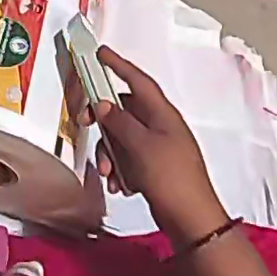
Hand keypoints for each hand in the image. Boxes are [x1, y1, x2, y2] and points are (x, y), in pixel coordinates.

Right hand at [85, 47, 226, 244]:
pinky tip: (120, 184)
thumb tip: (103, 104)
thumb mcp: (141, 147)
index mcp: (162, 114)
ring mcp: (157, 147)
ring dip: (110, 152)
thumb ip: (120, 122)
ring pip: (122, 137)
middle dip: (104, 121)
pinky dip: (119, 168)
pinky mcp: (153, 167)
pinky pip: (128, 157)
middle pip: (124, 110)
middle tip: (84, 124)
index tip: (100, 53)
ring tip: (108, 172)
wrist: (192, 222)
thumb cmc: (171, 178)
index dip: (119, 65)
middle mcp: (160, 126)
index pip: (138, 81)